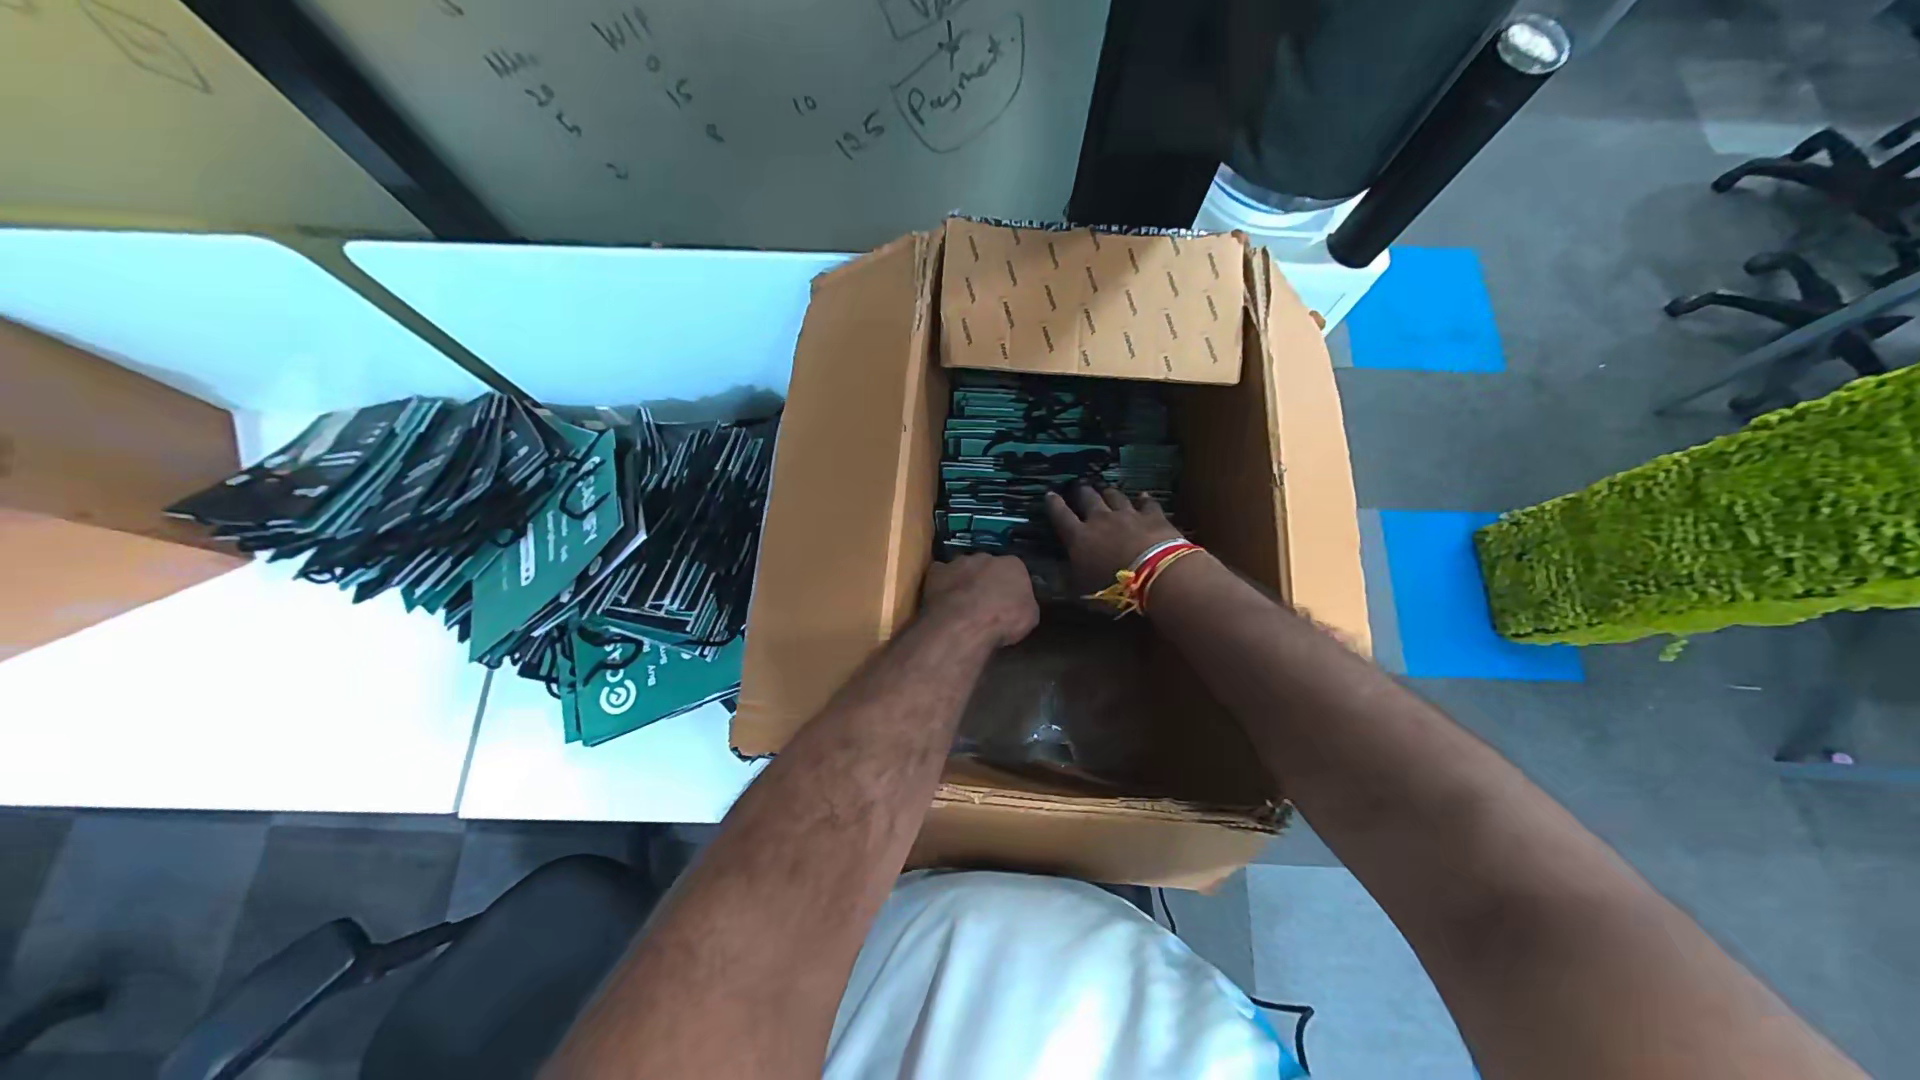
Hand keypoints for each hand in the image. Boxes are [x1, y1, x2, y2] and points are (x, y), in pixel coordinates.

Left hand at [920, 553, 1039, 647]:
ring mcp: (958, 562)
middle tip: (984, 603)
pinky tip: (942, 601)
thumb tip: (1020, 604)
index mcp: (1013, 564)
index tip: (1007, 602)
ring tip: (961, 604)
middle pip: (987, 567)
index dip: (1010, 587)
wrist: (965, 624)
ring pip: (963, 569)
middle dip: (986, 580)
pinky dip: (942, 585)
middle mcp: (986, 556)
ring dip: (964, 581)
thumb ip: (1024, 603)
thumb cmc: (1003, 620)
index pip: (1015, 571)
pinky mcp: (936, 571)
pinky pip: (941, 575)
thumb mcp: (1029, 617)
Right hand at [1044, 484, 1184, 593]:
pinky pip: (1146, 502)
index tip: (1050, 494)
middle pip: (1087, 498)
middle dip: (1080, 490)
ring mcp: (1128, 514)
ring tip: (1104, 488)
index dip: (1053, 504)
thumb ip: (1064, 581)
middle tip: (1078, 485)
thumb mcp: (1080, 591)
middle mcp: (1100, 519)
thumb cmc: (1113, 588)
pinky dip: (1142, 499)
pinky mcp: (1153, 516)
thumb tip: (1047, 576)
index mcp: (1079, 537)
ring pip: (1114, 496)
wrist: (1156, 576)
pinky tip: (1143, 496)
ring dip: (1107, 491)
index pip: (1060, 515)